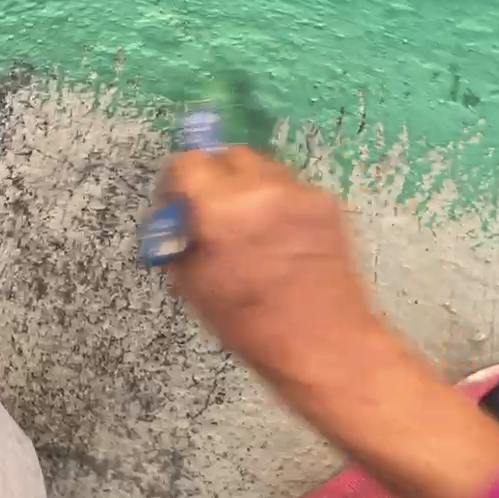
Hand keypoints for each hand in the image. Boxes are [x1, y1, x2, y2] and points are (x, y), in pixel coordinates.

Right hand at [157, 147, 383, 380]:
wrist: (324, 343)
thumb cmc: (248, 322)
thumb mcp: (192, 281)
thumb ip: (178, 238)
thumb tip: (173, 219)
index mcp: (219, 208)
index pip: (187, 161)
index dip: (176, 180)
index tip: (177, 201)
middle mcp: (259, 189)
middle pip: (225, 154)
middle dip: (213, 175)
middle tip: (209, 207)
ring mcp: (297, 193)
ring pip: (260, 165)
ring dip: (245, 184)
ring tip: (245, 220)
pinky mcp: (325, 203)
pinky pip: (288, 186)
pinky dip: (275, 199)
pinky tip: (275, 232)